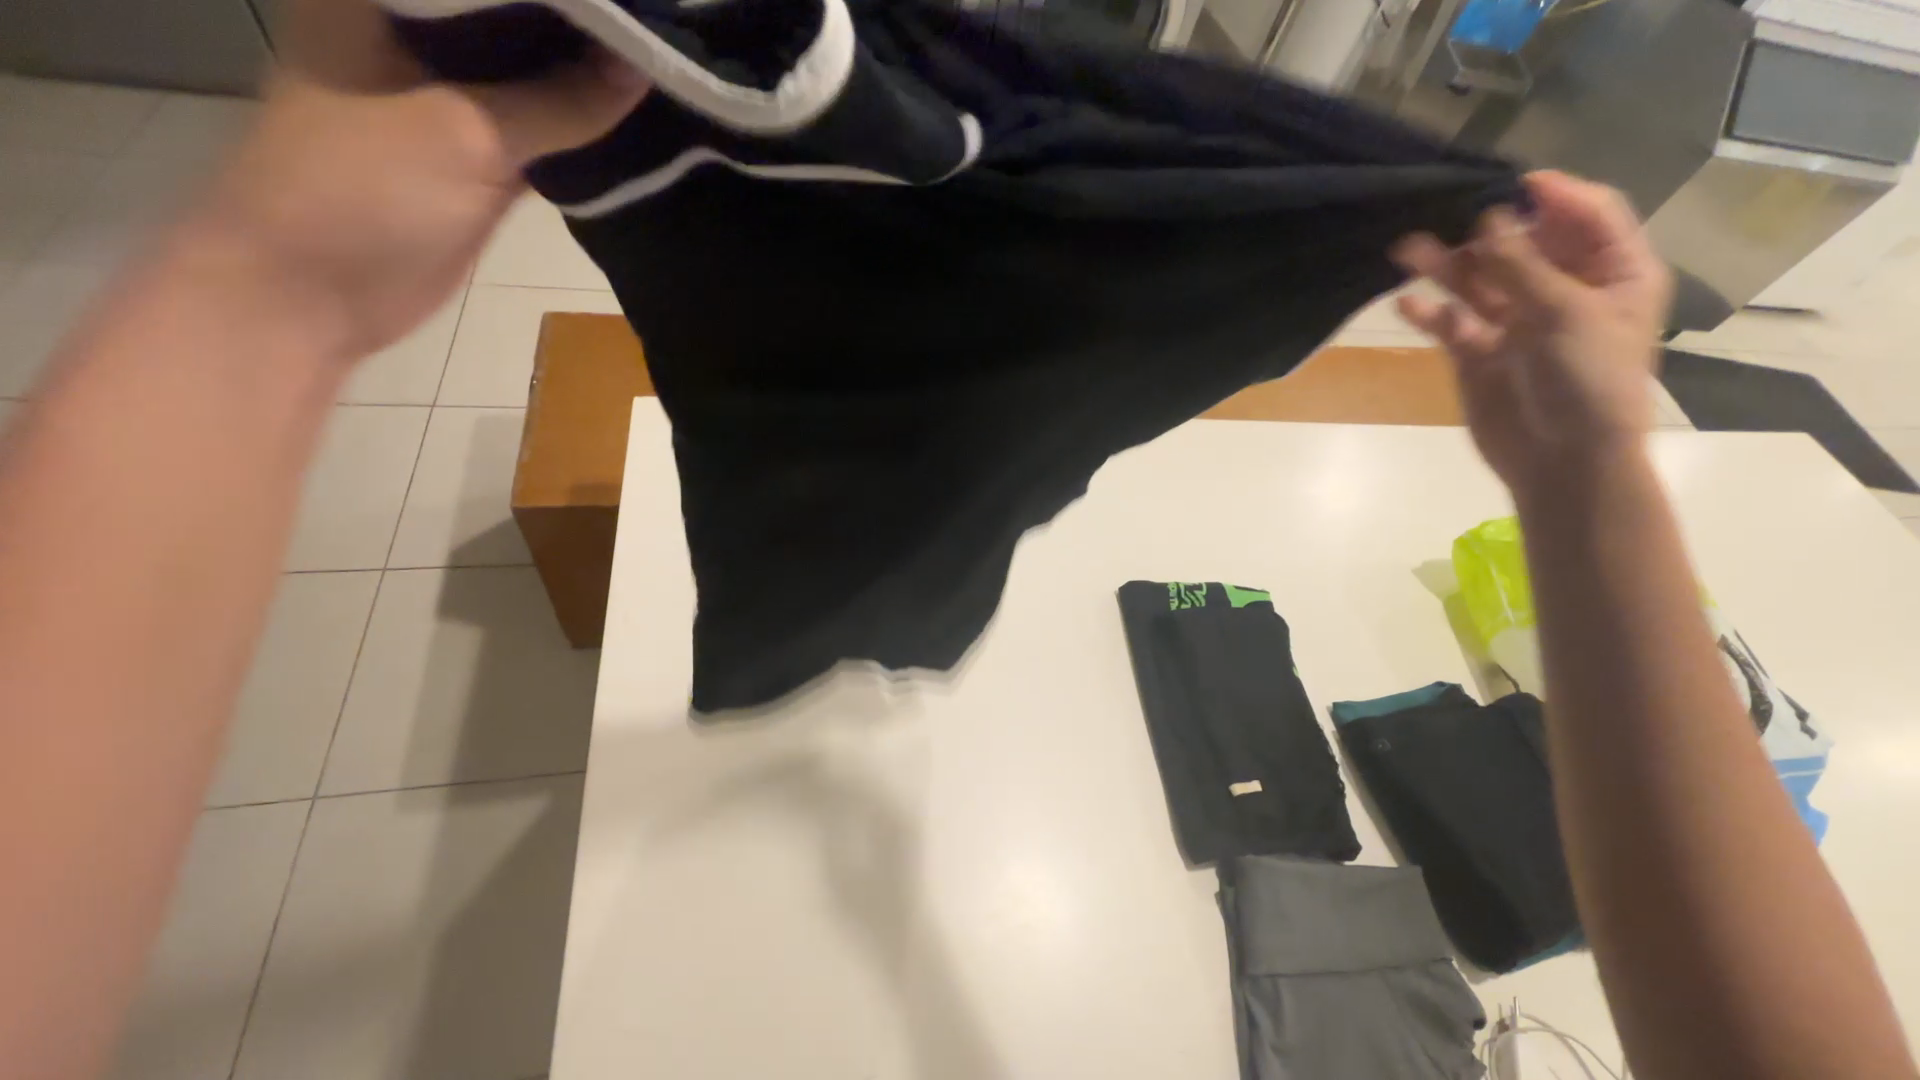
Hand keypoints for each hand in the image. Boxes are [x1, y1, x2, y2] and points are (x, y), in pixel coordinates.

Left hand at [183, 0, 646, 363]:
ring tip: (664, 52)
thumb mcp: (466, 133)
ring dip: (588, 71)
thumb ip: (561, 101)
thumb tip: (646, 66)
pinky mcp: (477, 155)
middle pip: (517, 12)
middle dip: (584, 20)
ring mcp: (448, 97)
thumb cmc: (360, 190)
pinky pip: (542, 127)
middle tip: (661, 13)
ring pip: (534, 71)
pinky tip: (637, 110)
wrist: (313, 295)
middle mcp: (415, 32)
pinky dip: (582, 123)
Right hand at [1390, 171, 1671, 502]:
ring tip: (1407, 249)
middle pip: (1524, 242)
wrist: (1563, 462)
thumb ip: (1522, 265)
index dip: (1553, 194)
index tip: (1507, 184)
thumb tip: (1488, 217)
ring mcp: (1517, 321)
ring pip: (1479, 280)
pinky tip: (1408, 303)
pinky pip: (1451, 322)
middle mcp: (1565, 289)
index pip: (1588, 215)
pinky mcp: (1478, 352)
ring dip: (1447, 264)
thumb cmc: (1588, 382)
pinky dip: (1430, 312)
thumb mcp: (1566, 313)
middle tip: (1446, 213)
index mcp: (1614, 273)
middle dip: (1486, 227)